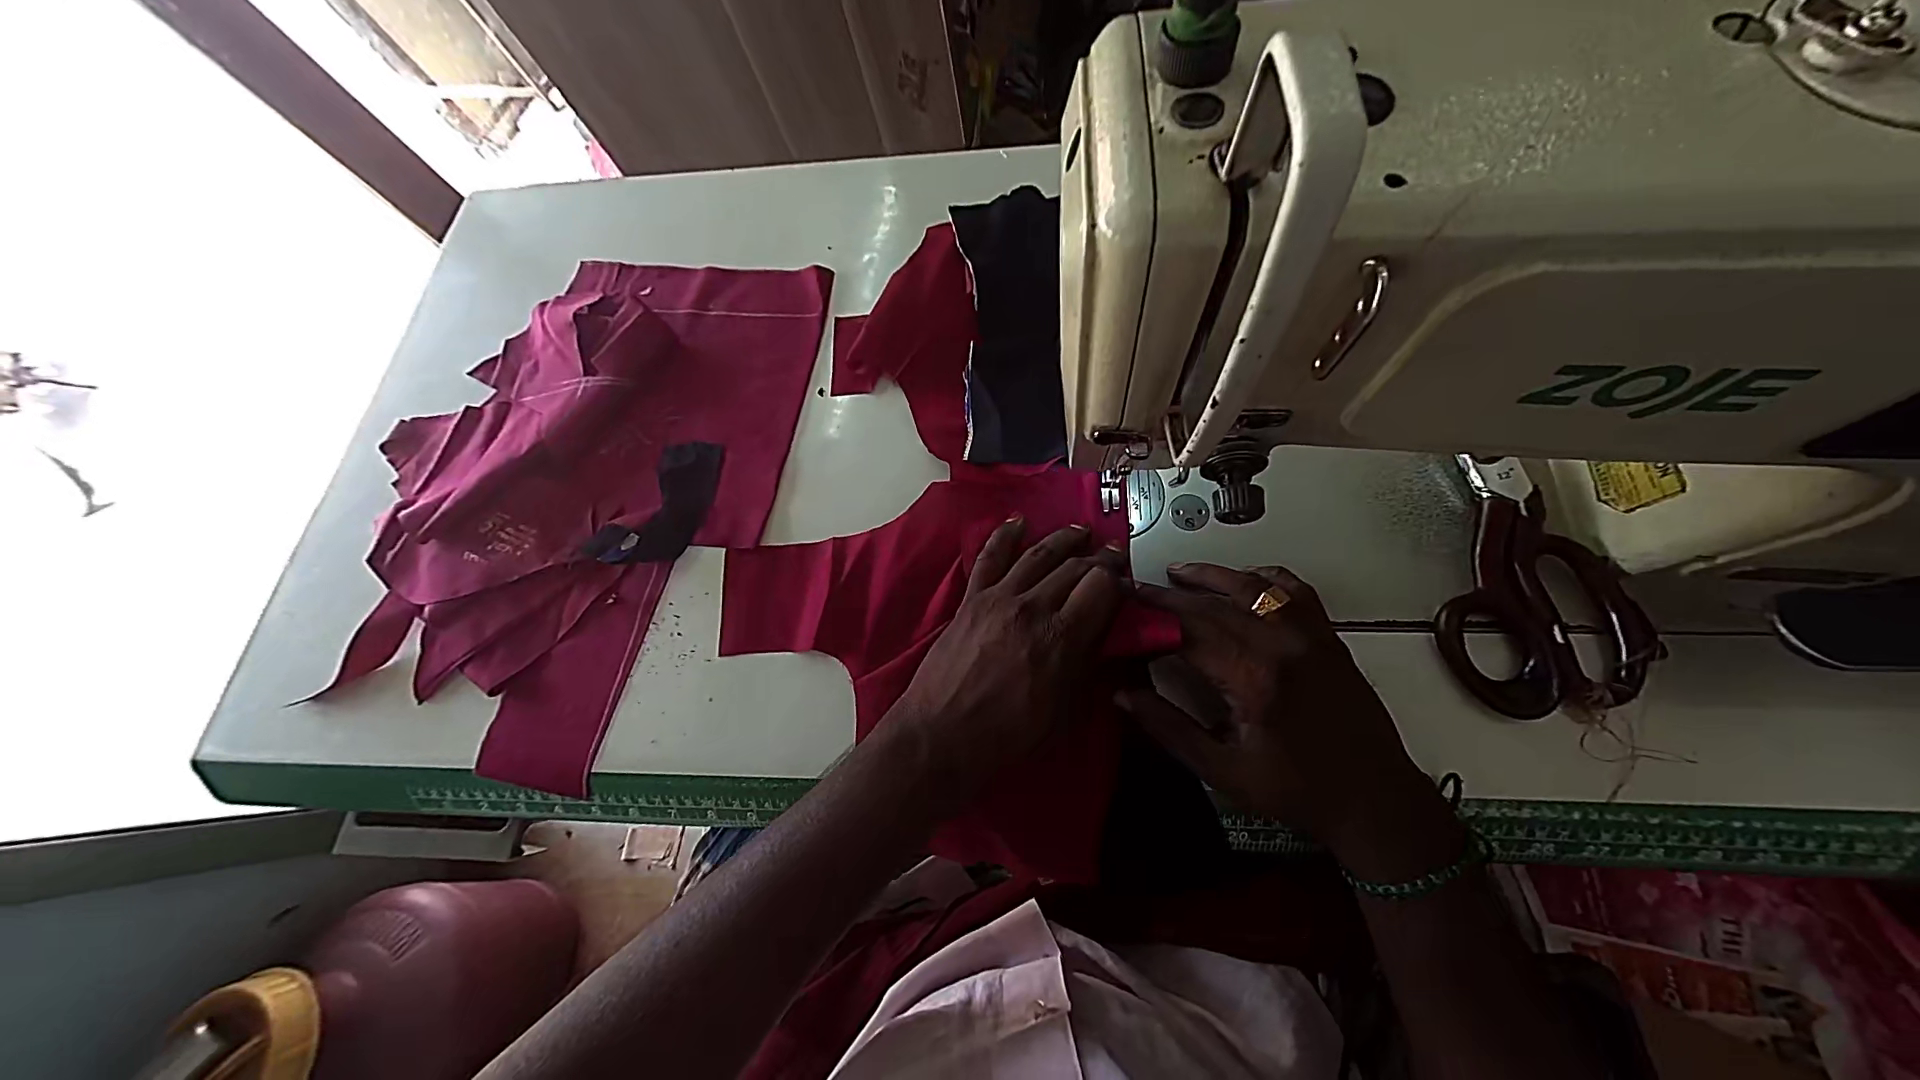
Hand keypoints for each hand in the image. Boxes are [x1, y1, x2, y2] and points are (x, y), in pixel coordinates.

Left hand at [880, 518, 1125, 805]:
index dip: (1119, 581)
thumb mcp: (1062, 712)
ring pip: (1037, 555)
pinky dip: (1004, 536)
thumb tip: (1111, 642)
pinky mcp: (970, 600)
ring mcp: (997, 600)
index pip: (1101, 588)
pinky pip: (989, 558)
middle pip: (1074, 568)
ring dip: (1063, 540)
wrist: (940, 736)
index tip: (1125, 582)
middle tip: (1113, 554)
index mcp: (1060, 639)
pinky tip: (1018, 522)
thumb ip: (1089, 669)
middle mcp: (1031, 609)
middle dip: (1100, 559)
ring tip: (1081, 531)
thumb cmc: (1005, 735)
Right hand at [1118, 563, 1449, 864]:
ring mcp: (1310, 636)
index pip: (1187, 629)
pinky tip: (1245, 580)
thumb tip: (1125, 695)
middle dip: (1168, 595)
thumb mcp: (1222, 769)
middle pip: (1212, 603)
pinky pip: (1293, 591)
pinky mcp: (1328, 638)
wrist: (1376, 802)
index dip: (1148, 617)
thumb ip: (1169, 728)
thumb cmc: (1300, 792)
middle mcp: (1285, 645)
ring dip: (1210, 575)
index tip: (1123, 610)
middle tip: (1136, 591)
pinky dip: (1263, 578)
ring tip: (1178, 573)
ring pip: (1252, 585)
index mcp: (1255, 677)